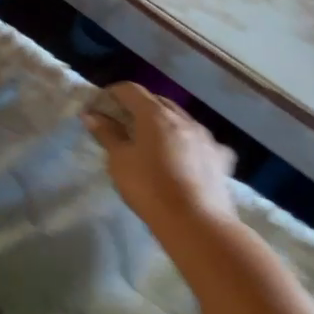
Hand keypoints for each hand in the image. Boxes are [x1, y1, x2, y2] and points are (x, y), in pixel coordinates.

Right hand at [86, 82, 237, 244]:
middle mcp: (184, 119)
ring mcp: (207, 138)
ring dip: (164, 122)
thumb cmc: (149, 187)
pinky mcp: (222, 159)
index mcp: (155, 115)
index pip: (131, 90)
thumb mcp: (119, 160)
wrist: (197, 224)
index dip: (113, 93)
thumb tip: (91, 114)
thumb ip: (106, 133)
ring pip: (181, 118)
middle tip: (122, 122)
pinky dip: (190, 141)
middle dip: (138, 105)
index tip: (100, 105)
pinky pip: (203, 140)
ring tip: (152, 139)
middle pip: (157, 101)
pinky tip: (187, 154)